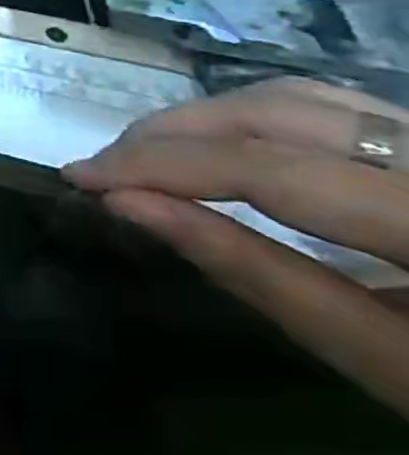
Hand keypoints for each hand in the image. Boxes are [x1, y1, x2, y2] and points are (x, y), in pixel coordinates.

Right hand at [63, 78, 408, 418]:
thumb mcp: (382, 357)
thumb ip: (255, 273)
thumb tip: (123, 204)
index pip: (266, 169)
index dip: (158, 166)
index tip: (76, 176)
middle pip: (273, 114)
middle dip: (168, 135)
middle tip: (105, 168)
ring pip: (296, 97)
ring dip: (202, 120)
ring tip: (150, 156)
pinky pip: (330, 107)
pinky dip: (251, 120)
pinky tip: (216, 149)